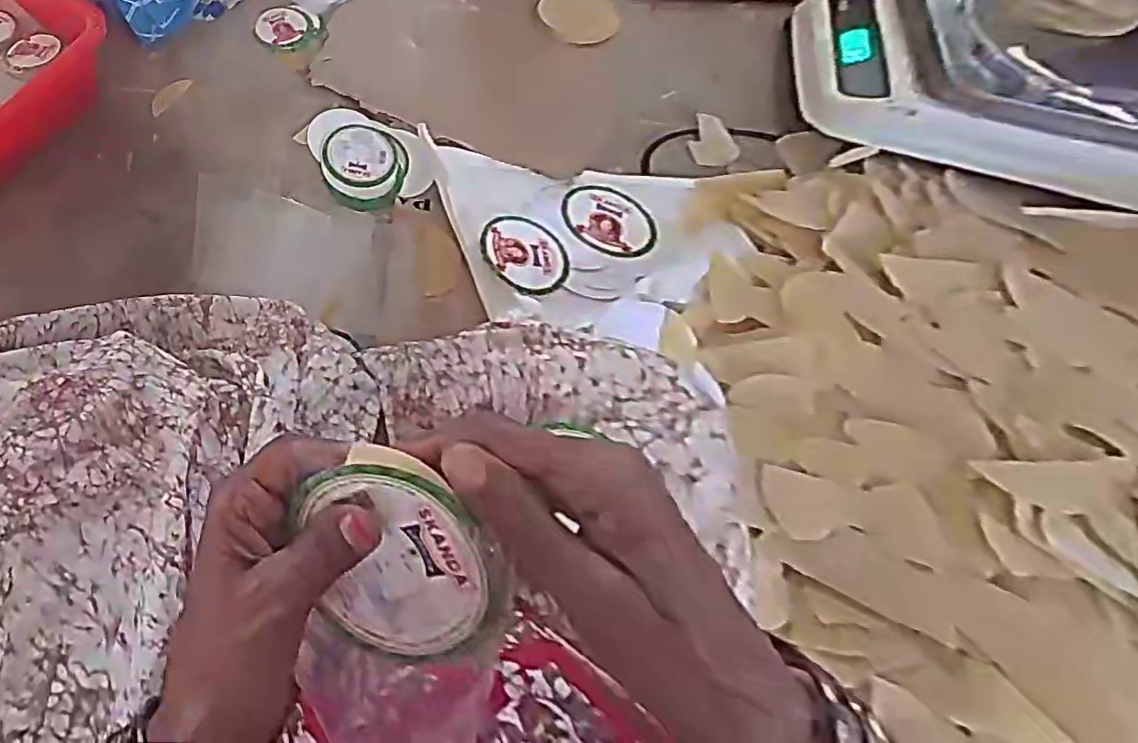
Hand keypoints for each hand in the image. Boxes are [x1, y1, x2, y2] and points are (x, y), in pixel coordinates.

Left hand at [148, 436, 382, 742]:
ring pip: (323, 509)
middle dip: (354, 484)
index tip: (383, 470)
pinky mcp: (292, 570)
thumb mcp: (274, 600)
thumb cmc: (227, 661)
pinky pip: (328, 543)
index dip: (334, 454)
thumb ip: (317, 552)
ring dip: (359, 515)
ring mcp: (275, 541)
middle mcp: (256, 511)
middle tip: (407, 497)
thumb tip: (366, 512)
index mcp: (239, 502)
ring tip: (408, 523)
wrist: (213, 728)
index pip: (289, 455)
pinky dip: (355, 545)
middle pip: (311, 477)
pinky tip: (389, 557)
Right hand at [402, 413, 814, 742]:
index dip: (436, 443)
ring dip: (466, 475)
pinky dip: (495, 495)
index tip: (388, 467)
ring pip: (514, 460)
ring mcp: (605, 476)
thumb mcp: (589, 596)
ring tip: (421, 505)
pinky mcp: (604, 498)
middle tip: (398, 492)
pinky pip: (534, 482)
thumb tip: (456, 455)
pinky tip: (470, 520)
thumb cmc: (671, 659)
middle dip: (446, 457)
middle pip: (503, 440)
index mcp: (600, 470)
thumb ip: (522, 521)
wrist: (749, 703)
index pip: (496, 435)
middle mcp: (601, 457)